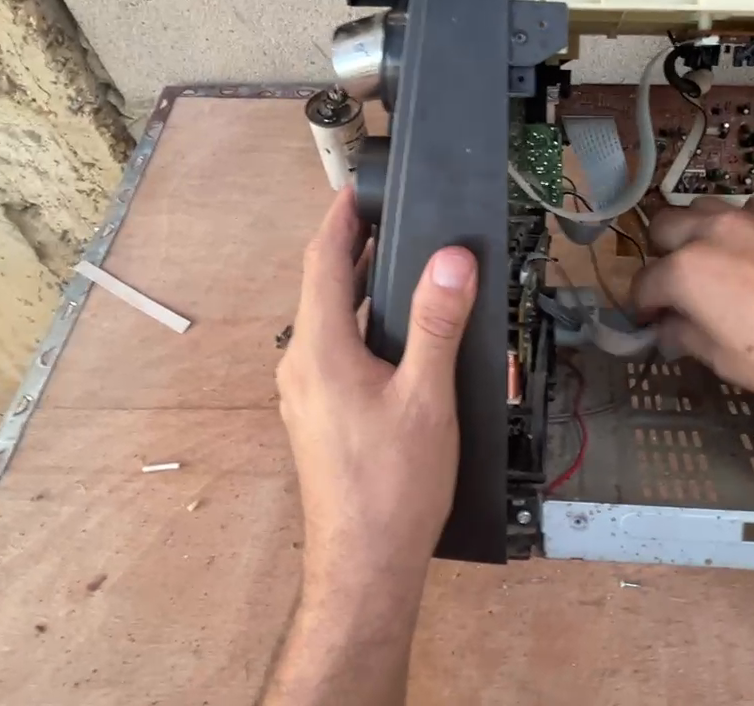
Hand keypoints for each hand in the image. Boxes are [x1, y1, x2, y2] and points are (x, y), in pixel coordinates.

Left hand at [277, 188, 477, 596]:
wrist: (365, 567)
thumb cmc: (394, 483)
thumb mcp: (426, 397)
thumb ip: (438, 323)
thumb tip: (452, 259)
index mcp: (319, 350)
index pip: (322, 262)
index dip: (340, 219)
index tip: (358, 187)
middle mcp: (302, 364)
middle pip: (324, 287)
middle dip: (354, 247)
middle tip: (394, 218)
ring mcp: (306, 393)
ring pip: (331, 320)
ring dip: (360, 286)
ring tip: (400, 261)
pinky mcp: (319, 415)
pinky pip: (336, 348)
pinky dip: (363, 322)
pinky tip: (396, 331)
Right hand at [632, 199, 753, 428]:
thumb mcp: (727, 362)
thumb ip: (686, 337)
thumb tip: (668, 330)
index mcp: (687, 271)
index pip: (644, 282)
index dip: (642, 306)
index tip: (650, 321)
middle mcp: (714, 231)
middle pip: (664, 226)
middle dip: (662, 256)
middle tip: (679, 288)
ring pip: (706, 208)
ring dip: (699, 233)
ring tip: (717, 265)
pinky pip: (752, 212)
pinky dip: (744, 229)